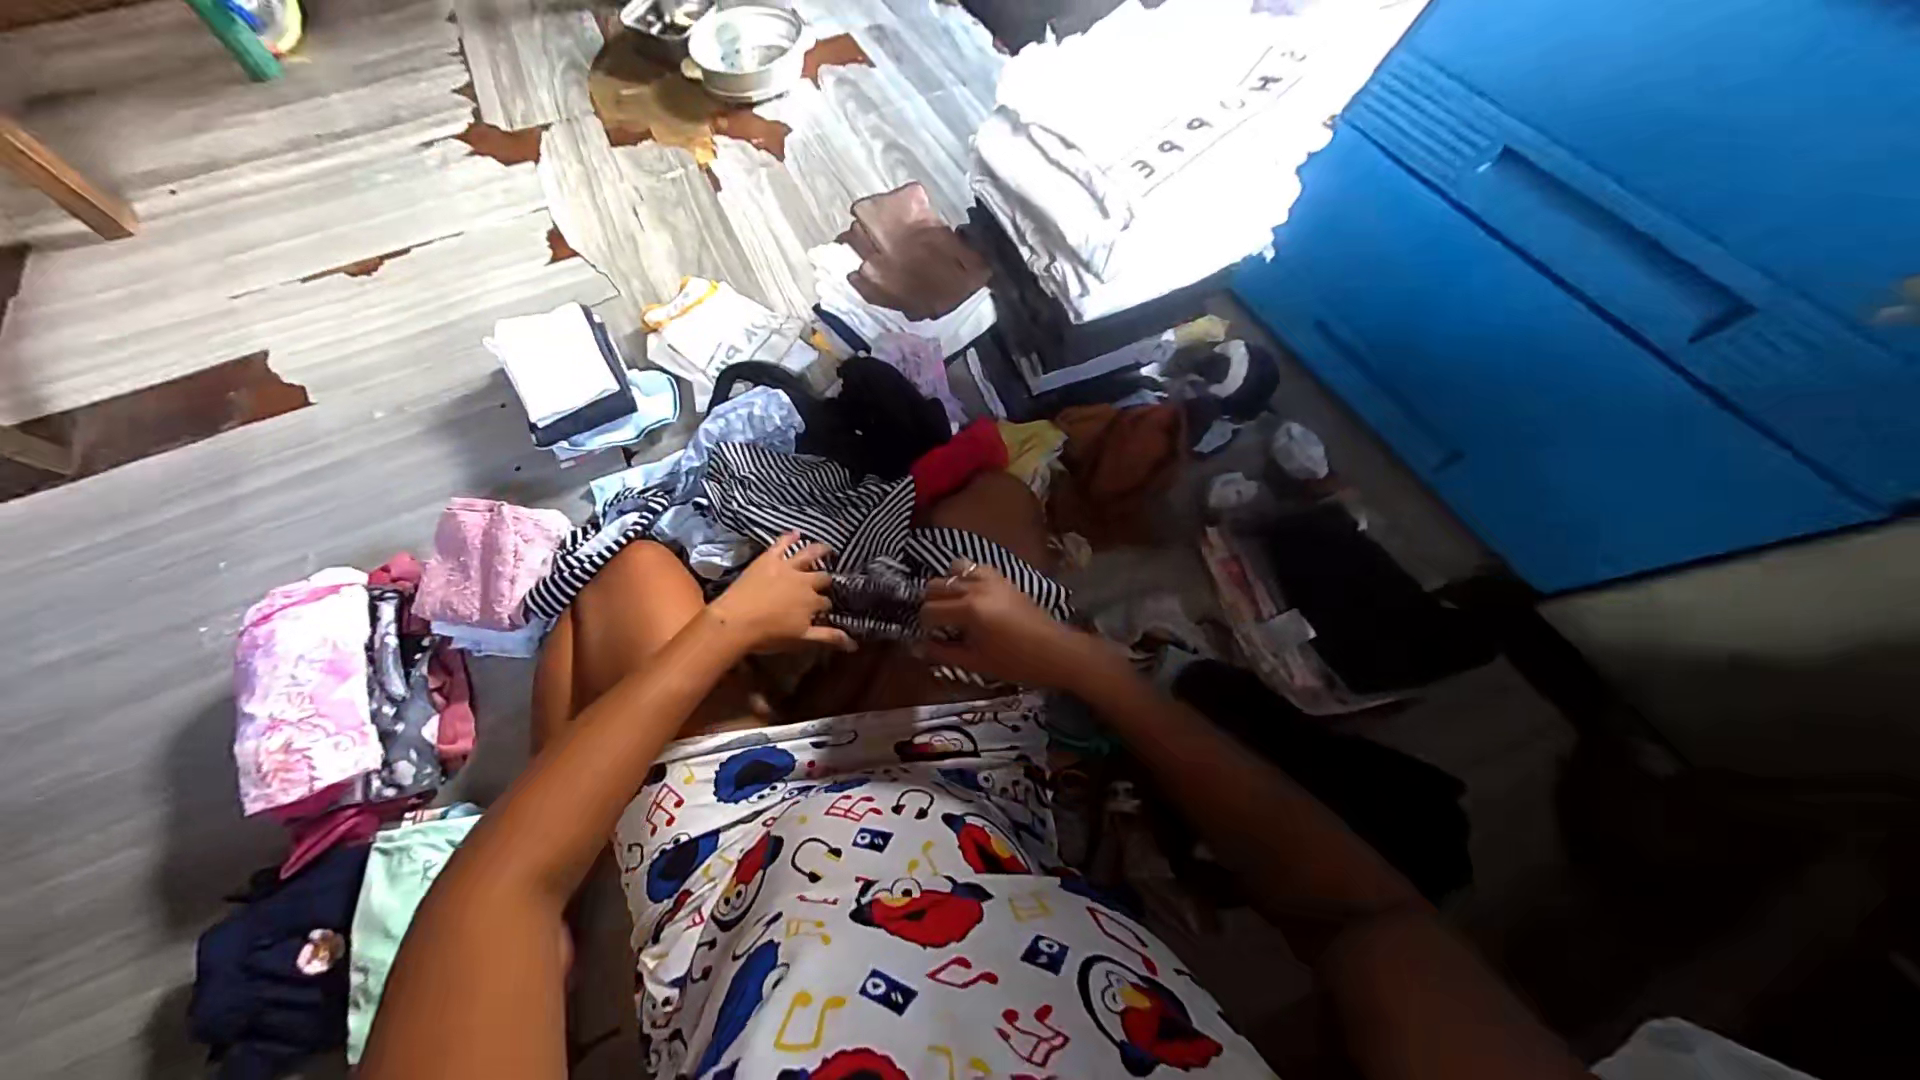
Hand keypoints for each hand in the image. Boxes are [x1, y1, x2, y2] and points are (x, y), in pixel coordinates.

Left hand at [705, 532, 855, 653]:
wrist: (734, 622)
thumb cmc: (768, 635)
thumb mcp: (802, 639)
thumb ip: (828, 637)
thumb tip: (854, 644)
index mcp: (813, 601)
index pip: (826, 603)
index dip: (826, 606)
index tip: (824, 610)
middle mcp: (805, 581)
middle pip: (822, 578)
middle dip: (826, 580)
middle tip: (827, 581)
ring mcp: (787, 567)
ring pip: (809, 555)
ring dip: (820, 550)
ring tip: (828, 548)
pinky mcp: (768, 559)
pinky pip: (782, 544)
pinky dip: (789, 538)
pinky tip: (795, 533)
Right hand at [918, 561, 1116, 688]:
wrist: (1055, 651)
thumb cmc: (1016, 662)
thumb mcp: (975, 663)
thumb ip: (943, 653)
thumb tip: (918, 647)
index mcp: (968, 610)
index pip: (928, 611)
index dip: (925, 626)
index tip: (931, 638)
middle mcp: (976, 587)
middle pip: (935, 586)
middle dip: (931, 605)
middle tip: (940, 625)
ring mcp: (990, 578)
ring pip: (951, 571)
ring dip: (946, 587)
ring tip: (953, 607)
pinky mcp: (1002, 577)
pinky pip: (974, 566)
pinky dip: (965, 576)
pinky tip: (970, 595)